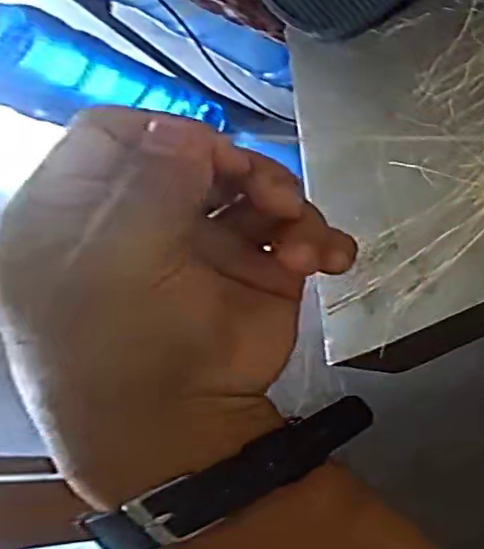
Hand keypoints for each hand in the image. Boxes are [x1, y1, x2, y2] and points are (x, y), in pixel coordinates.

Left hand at [0, 110, 355, 508]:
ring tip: (306, 254)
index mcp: (89, 206)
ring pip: (268, 200)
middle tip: (281, 203)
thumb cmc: (121, 337)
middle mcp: (153, 218)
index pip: (123, 136)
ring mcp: (216, 247)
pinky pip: (309, 239)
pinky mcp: (270, 274)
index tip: (221, 159)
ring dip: (300, 217)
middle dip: (257, 176)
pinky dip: (327, 244)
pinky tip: (330, 264)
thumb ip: (150, 191)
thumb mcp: (117, 260)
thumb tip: (189, 133)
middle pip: (211, 163)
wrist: (180, 414)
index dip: (175, 135)